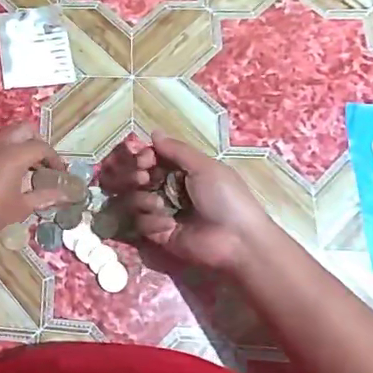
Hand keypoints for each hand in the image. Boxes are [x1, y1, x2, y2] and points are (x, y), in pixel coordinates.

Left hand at [0, 122, 69, 248]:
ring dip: (19, 146)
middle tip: (42, 164)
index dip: (54, 158)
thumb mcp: (20, 207)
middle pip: (24, 129)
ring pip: (6, 135)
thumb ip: (44, 197)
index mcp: (14, 154)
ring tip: (24, 171)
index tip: (59, 173)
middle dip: (37, 142)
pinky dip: (3, 153)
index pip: (41, 147)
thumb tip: (65, 194)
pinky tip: (2, 176)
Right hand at [103, 134, 285, 275]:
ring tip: (159, 206)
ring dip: (143, 200)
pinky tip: (169, 225)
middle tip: (143, 179)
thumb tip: (153, 132)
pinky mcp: (159, 235)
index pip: (152, 160)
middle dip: (136, 177)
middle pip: (138, 179)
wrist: (237, 239)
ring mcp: (163, 213)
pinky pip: (141, 224)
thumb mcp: (205, 167)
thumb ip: (177, 150)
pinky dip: (152, 223)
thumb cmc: (225, 198)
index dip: (144, 158)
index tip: (144, 160)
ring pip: (135, 200)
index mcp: (182, 172)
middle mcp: (169, 191)